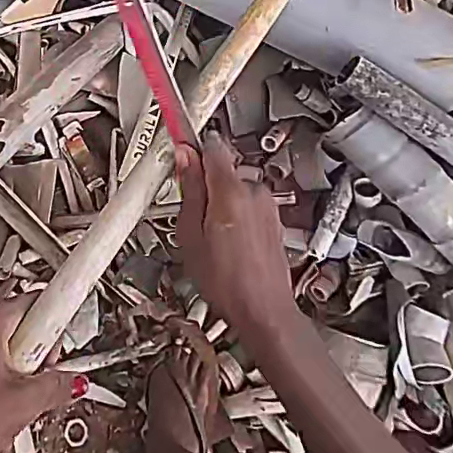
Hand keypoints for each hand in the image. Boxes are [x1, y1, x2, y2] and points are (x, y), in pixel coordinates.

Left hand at [0, 294, 72, 452]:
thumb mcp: (20, 406)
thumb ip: (55, 386)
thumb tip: (74, 380)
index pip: (38, 298)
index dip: (61, 318)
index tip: (78, 317)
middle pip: (23, 325)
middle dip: (40, 354)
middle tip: (41, 381)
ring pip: (6, 348)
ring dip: (20, 372)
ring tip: (14, 404)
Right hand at [175, 133, 299, 339]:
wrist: (263, 312)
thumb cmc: (227, 281)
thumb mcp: (190, 233)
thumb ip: (189, 190)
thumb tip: (184, 158)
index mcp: (231, 190)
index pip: (212, 147)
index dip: (192, 145)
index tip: (178, 140)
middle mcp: (254, 192)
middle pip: (222, 169)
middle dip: (204, 183)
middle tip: (189, 211)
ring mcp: (268, 206)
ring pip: (234, 188)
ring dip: (220, 201)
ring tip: (208, 235)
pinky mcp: (274, 219)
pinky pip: (247, 204)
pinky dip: (234, 214)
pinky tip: (226, 243)